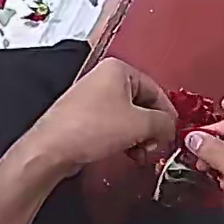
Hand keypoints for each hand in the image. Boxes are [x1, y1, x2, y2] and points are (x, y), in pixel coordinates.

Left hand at [19, 58, 176, 176]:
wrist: (51, 150)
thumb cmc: (91, 129)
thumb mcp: (139, 124)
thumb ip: (164, 123)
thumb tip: (171, 128)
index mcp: (119, 69)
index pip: (156, 90)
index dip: (167, 115)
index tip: (172, 134)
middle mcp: (105, 79)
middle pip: (143, 104)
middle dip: (152, 129)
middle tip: (154, 147)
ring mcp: (94, 98)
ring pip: (130, 117)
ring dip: (140, 137)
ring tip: (140, 154)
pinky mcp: (86, 117)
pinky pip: (115, 125)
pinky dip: (125, 139)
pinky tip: (128, 154)